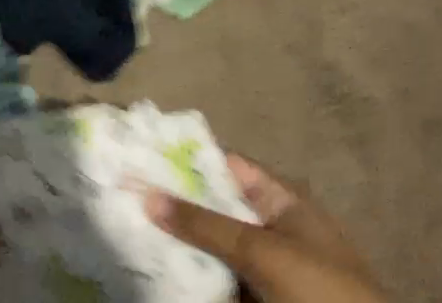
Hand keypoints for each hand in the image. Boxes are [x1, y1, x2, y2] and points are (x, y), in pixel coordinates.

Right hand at [135, 155, 387, 302]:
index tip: (136, 153)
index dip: (181, 158)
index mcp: (281, 200)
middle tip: (121, 190)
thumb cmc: (319, 290)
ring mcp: (262, 266)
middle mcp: (269, 226)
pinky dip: (186, 272)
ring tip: (125, 223)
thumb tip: (144, 192)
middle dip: (170, 201)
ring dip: (174, 239)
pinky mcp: (252, 297)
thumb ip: (203, 223)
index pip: (222, 165)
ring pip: (207, 244)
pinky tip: (151, 263)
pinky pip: (212, 277)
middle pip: (210, 205)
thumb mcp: (261, 251)